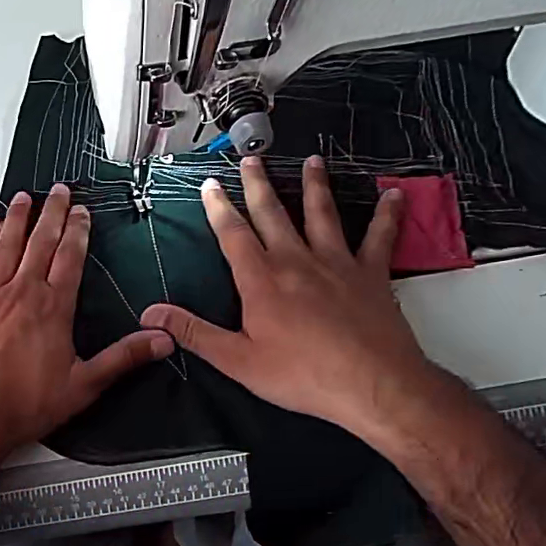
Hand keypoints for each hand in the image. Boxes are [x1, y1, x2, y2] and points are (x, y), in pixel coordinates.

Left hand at [0, 184, 173, 474]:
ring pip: (5, 246)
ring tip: (24, 197)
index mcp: (52, 309)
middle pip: (39, 242)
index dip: (77, 231)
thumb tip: (162, 339)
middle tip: (58, 190)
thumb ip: (122, 359)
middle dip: (51, 213)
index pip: (70, 258)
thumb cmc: (20, 407)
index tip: (81, 212)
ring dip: (17, 219)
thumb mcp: (81, 387)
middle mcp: (20, 293)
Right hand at [140, 156, 456, 443]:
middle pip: (273, 214)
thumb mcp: (235, 360)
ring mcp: (338, 264)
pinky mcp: (372, 275)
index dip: (218, 208)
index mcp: (261, 281)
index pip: (233, 235)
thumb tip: (151, 313)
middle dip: (258, 186)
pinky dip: (388, 215)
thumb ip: (193, 332)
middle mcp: (297, 262)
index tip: (209, 185)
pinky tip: (394, 195)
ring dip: (315, 186)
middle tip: (251, 159)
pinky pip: (380, 238)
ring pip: (323, 215)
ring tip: (312, 161)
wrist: (373, 386)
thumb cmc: (301, 375)